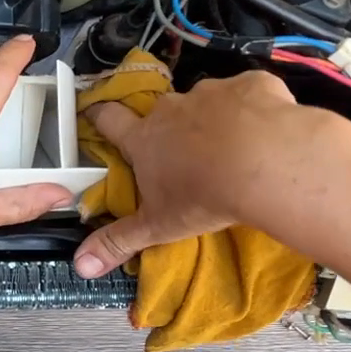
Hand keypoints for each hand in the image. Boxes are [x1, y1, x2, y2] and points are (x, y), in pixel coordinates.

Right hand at [73, 69, 330, 276]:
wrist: (270, 164)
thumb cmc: (205, 196)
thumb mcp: (158, 227)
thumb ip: (119, 243)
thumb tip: (79, 267)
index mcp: (144, 139)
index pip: (109, 119)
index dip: (100, 116)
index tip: (96, 113)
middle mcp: (172, 109)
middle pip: (160, 112)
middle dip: (169, 128)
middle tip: (184, 152)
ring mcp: (212, 92)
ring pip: (205, 102)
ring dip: (212, 118)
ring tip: (233, 145)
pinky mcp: (253, 84)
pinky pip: (248, 93)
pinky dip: (253, 107)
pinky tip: (266, 129)